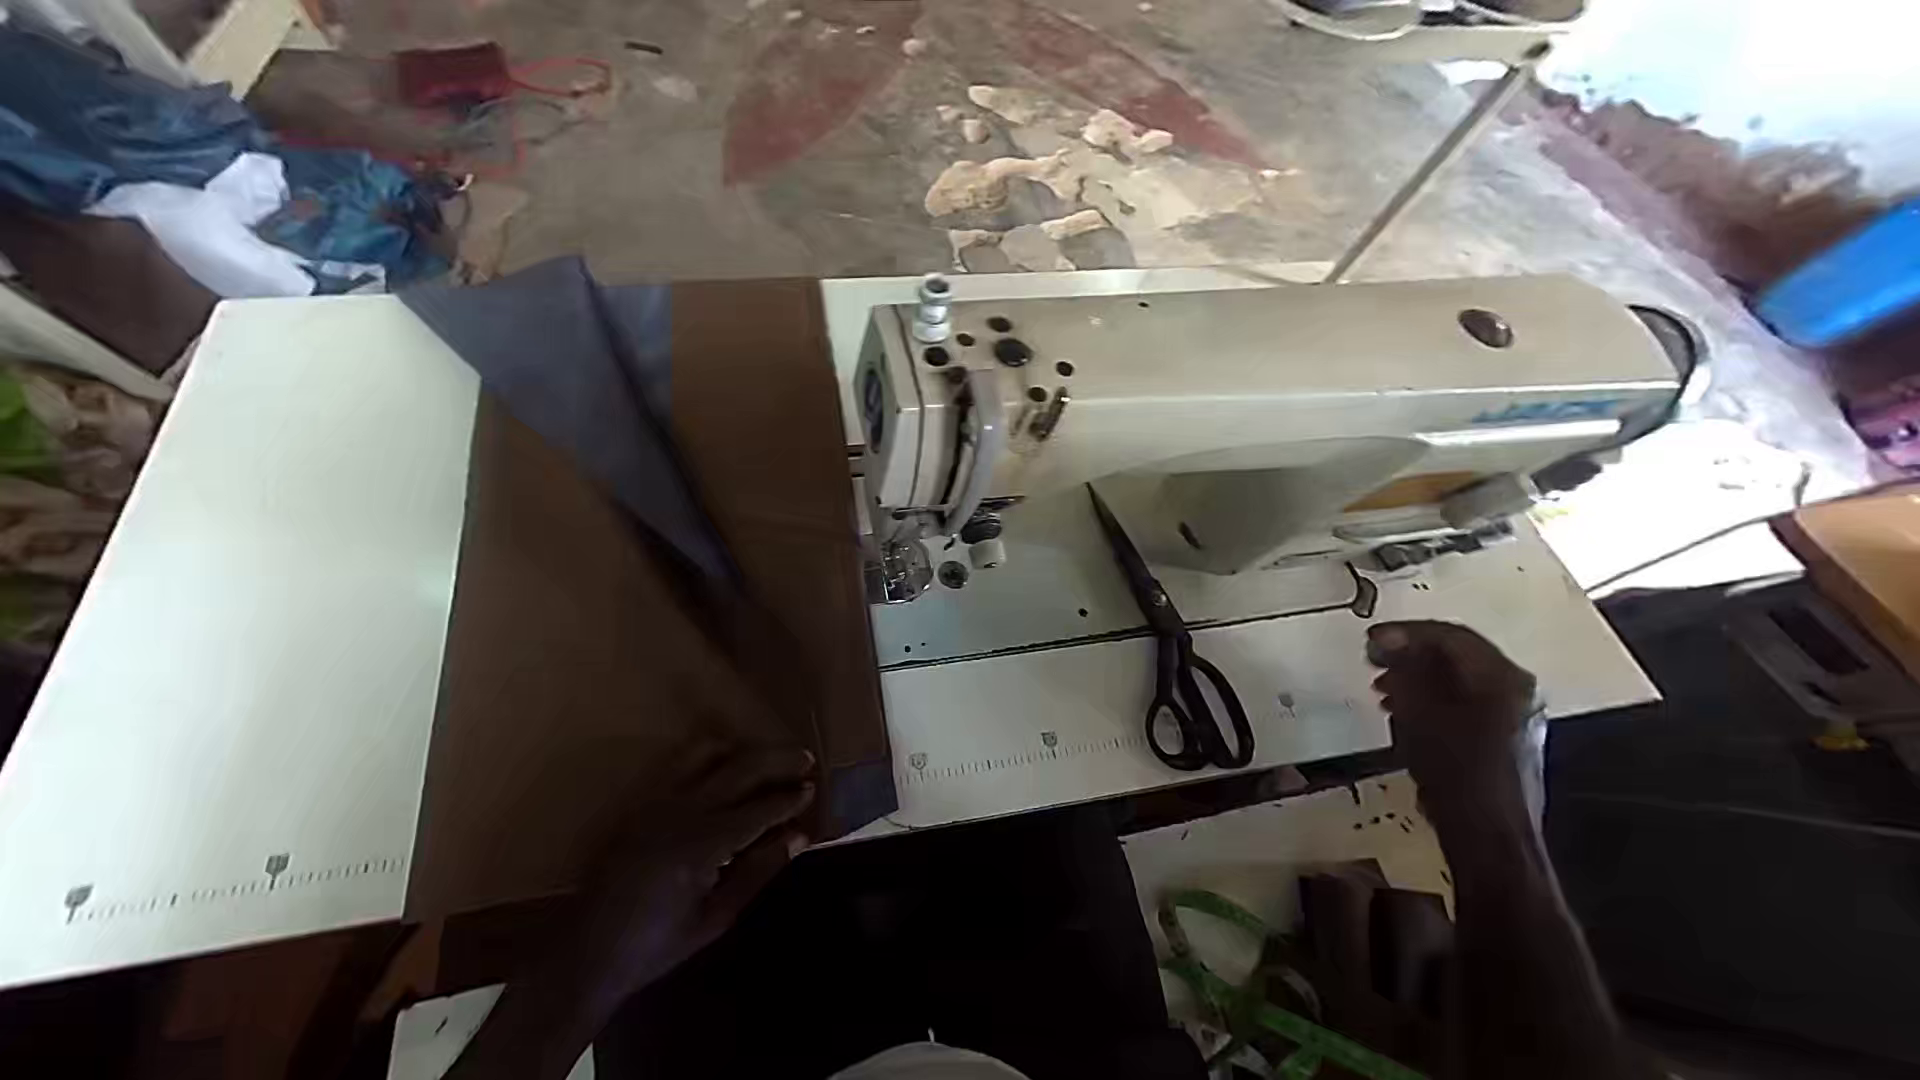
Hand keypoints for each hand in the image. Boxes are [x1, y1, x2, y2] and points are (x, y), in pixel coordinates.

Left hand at [445, 744, 815, 1079]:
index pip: (760, 808)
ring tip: (767, 755)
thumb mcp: (717, 916)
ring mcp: (656, 801)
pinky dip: (711, 754)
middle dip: (778, 760)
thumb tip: (800, 836)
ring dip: (744, 749)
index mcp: (702, 846)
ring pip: (708, 752)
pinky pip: (680, 761)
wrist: (586, 951)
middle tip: (804, 759)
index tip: (812, 790)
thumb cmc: (658, 943)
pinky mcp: (640, 800)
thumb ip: (760, 870)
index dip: (790, 798)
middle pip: (741, 768)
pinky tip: (725, 763)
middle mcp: (681, 812)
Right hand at [1366, 621, 1537, 811]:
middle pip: (1456, 655)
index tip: (1370, 639)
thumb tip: (1391, 642)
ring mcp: (1513, 716)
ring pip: (1457, 678)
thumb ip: (1406, 668)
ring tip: (1381, 684)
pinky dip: (1429, 696)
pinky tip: (1402, 709)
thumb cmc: (1454, 769)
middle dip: (1409, 653)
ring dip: (1416, 675)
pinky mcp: (1503, 738)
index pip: (1450, 635)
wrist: (1487, 835)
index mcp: (1502, 678)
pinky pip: (1462, 700)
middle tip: (1372, 658)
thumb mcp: (1419, 710)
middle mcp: (1516, 691)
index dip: (1404, 633)